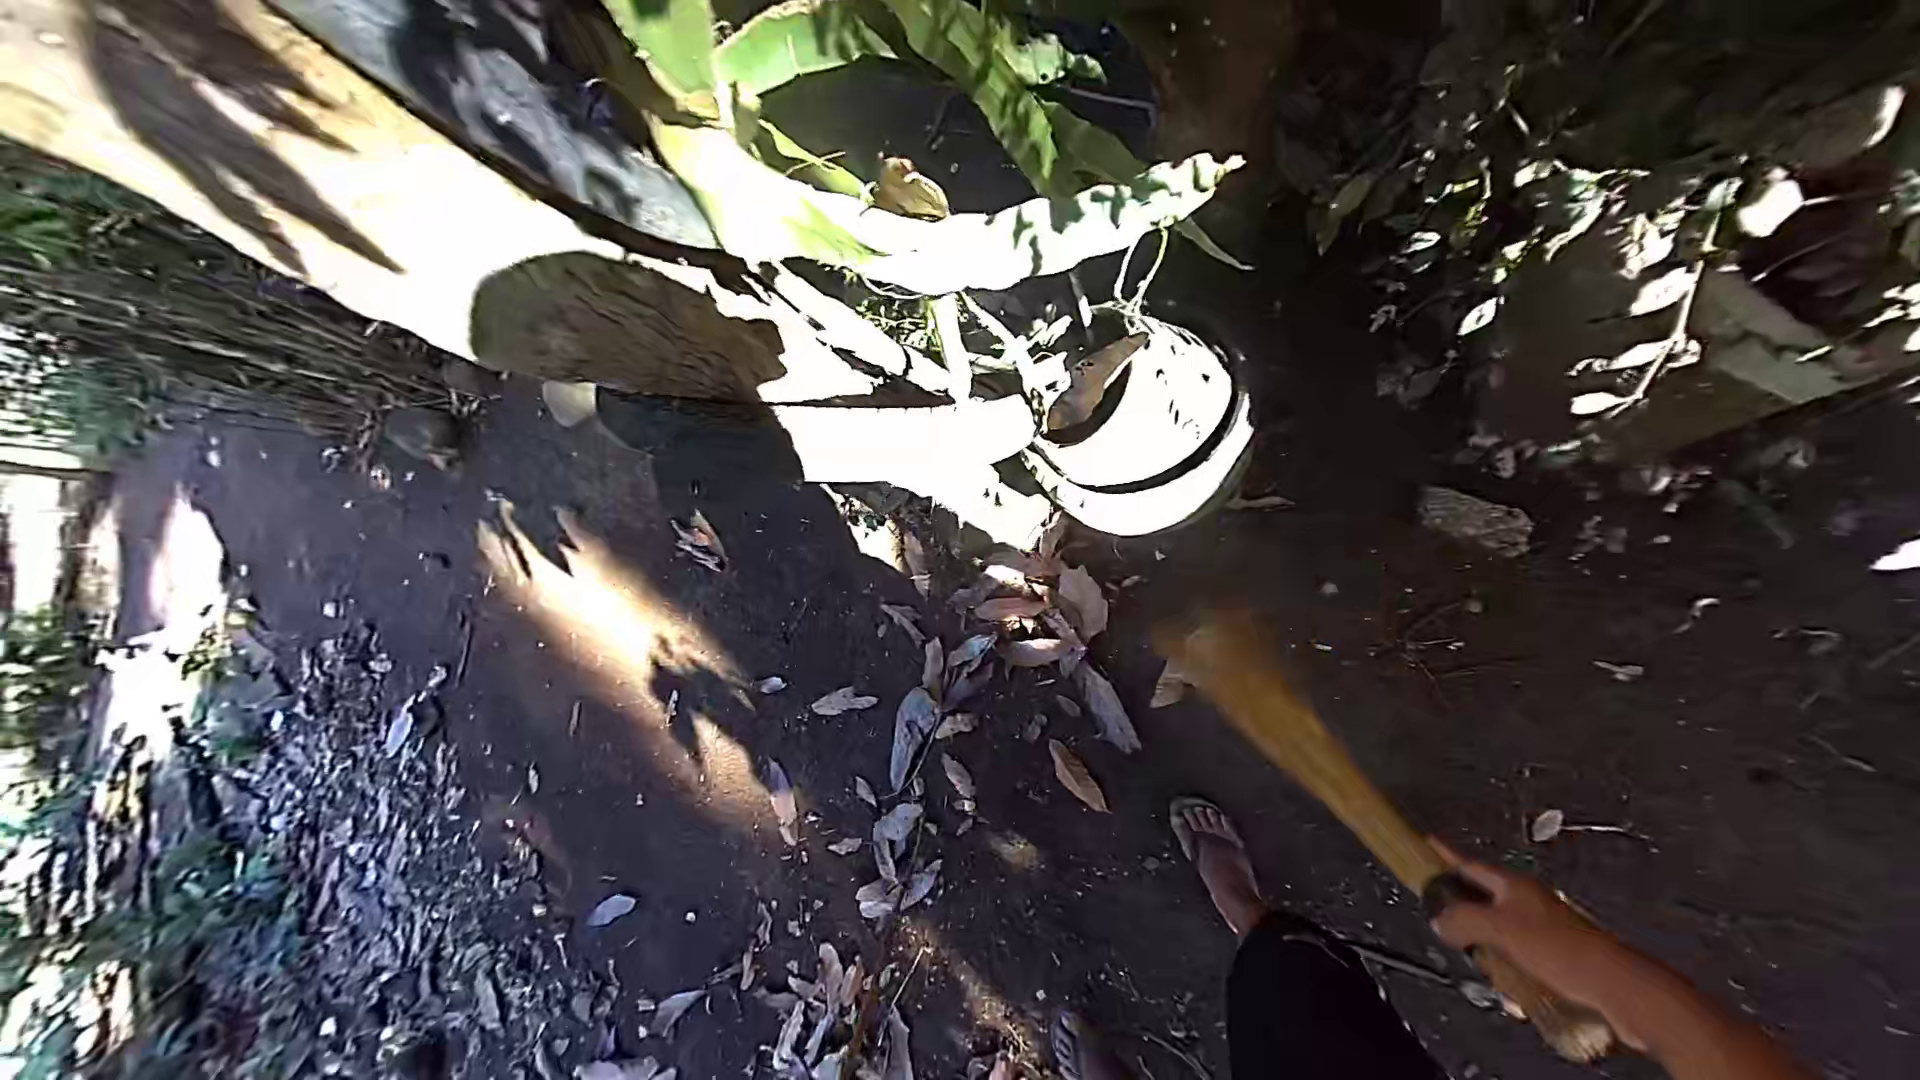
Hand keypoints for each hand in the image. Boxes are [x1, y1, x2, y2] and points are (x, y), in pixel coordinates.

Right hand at [1427, 846, 1663, 1051]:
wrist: (1626, 991)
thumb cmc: (1562, 950)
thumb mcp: (1498, 929)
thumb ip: (1461, 921)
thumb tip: (1440, 922)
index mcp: (1515, 885)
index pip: (1469, 864)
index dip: (1445, 854)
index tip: (1427, 843)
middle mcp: (1532, 902)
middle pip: (1485, 899)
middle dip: (1466, 913)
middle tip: (1447, 921)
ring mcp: (1551, 930)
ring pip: (1505, 932)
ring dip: (1491, 949)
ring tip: (1484, 966)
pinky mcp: (1566, 958)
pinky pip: (1526, 958)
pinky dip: (1515, 971)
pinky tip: (1515, 991)